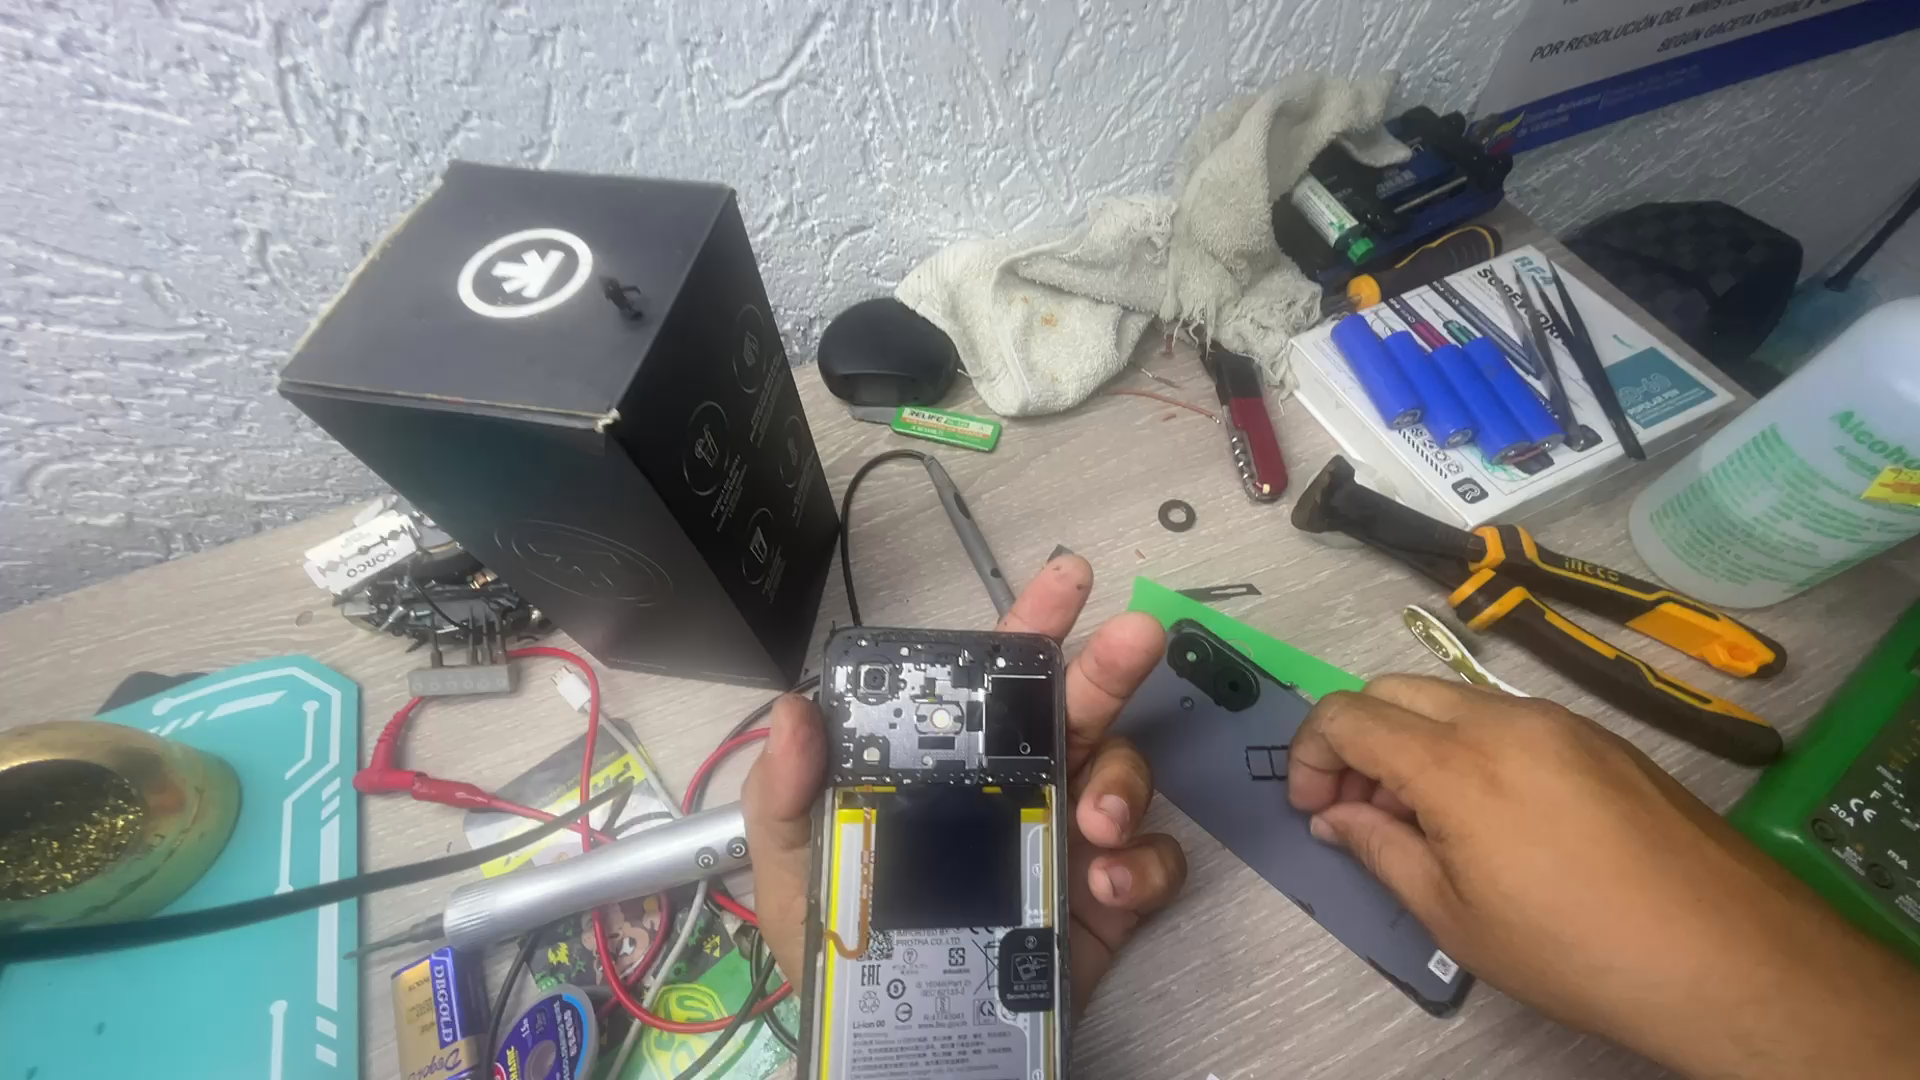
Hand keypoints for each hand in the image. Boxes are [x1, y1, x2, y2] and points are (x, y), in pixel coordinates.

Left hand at [742, 554, 1187, 1010]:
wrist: (902, 1045)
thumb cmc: (842, 934)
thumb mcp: (794, 855)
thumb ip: (785, 785)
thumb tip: (795, 710)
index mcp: (955, 759)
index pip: (994, 679)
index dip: (1031, 623)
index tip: (1068, 579)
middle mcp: (1020, 779)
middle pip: (1076, 705)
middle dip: (1110, 662)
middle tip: (1138, 635)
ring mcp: (1068, 832)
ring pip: (1123, 771)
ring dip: (1125, 780)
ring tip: (1096, 821)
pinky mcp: (1105, 895)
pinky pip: (1150, 861)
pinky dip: (1144, 864)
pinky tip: (1106, 886)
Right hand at [1288, 675, 1919, 1078]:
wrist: (1748, 971)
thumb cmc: (1577, 950)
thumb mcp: (1452, 916)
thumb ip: (1376, 848)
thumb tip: (1333, 817)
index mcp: (1454, 763)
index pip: (1344, 716)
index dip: (1309, 754)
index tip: (1313, 807)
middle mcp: (1498, 719)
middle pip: (1386, 691)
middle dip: (1352, 740)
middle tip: (1358, 804)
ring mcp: (1552, 721)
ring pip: (1440, 697)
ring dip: (1405, 739)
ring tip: (1420, 809)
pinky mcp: (1594, 736)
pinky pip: (1496, 715)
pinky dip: (1459, 742)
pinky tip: (1485, 805)